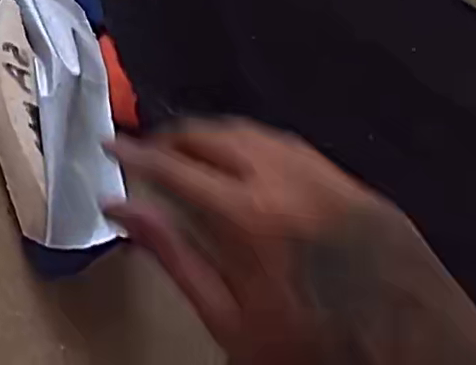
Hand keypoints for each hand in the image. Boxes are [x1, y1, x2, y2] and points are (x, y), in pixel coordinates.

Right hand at [107, 119, 475, 364]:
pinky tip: (251, 168)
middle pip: (211, 135)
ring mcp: (334, 185)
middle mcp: (290, 184)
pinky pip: (297, 150)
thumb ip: (172, 255)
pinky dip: (259, 147)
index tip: (108, 142)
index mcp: (252, 218)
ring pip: (254, 133)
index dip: (133, 151)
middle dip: (171, 137)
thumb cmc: (317, 357)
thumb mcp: (232, 322)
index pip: (172, 165)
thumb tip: (117, 206)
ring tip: (194, 154)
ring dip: (214, 136)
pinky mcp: (368, 195)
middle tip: (149, 152)